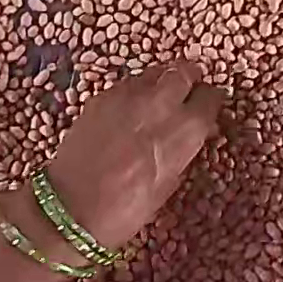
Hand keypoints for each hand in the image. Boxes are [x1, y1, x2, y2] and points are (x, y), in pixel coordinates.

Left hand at [43, 60, 225, 250]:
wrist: (71, 208)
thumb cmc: (127, 209)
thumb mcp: (168, 183)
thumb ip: (184, 150)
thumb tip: (195, 134)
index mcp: (184, 130)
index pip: (210, 98)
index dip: (211, 101)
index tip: (208, 107)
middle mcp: (160, 105)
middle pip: (184, 72)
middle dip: (190, 79)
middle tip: (188, 91)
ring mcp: (128, 96)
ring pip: (155, 73)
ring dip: (163, 82)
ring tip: (159, 100)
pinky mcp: (102, 97)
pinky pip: (128, 84)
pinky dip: (136, 92)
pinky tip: (131, 110)